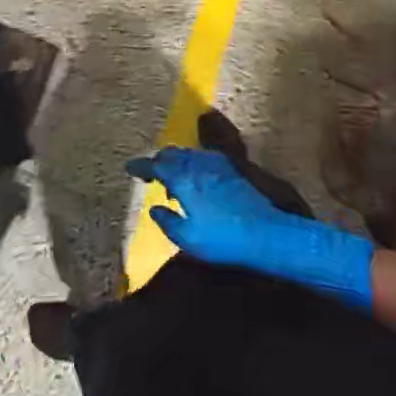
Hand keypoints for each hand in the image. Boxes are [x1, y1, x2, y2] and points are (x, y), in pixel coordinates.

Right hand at [126, 147, 374, 309]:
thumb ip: (167, 221)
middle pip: (173, 154)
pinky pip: (204, 158)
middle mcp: (199, 164)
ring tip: (170, 179)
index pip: (157, 165)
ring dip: (177, 161)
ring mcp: (218, 165)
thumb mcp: (187, 239)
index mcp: (184, 178)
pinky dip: (192, 163)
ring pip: (190, 154)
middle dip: (159, 161)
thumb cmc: (222, 241)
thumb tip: (156, 208)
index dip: (142, 165)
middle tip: (149, 172)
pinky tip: (195, 179)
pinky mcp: (232, 170)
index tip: (130, 168)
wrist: (265, 235)